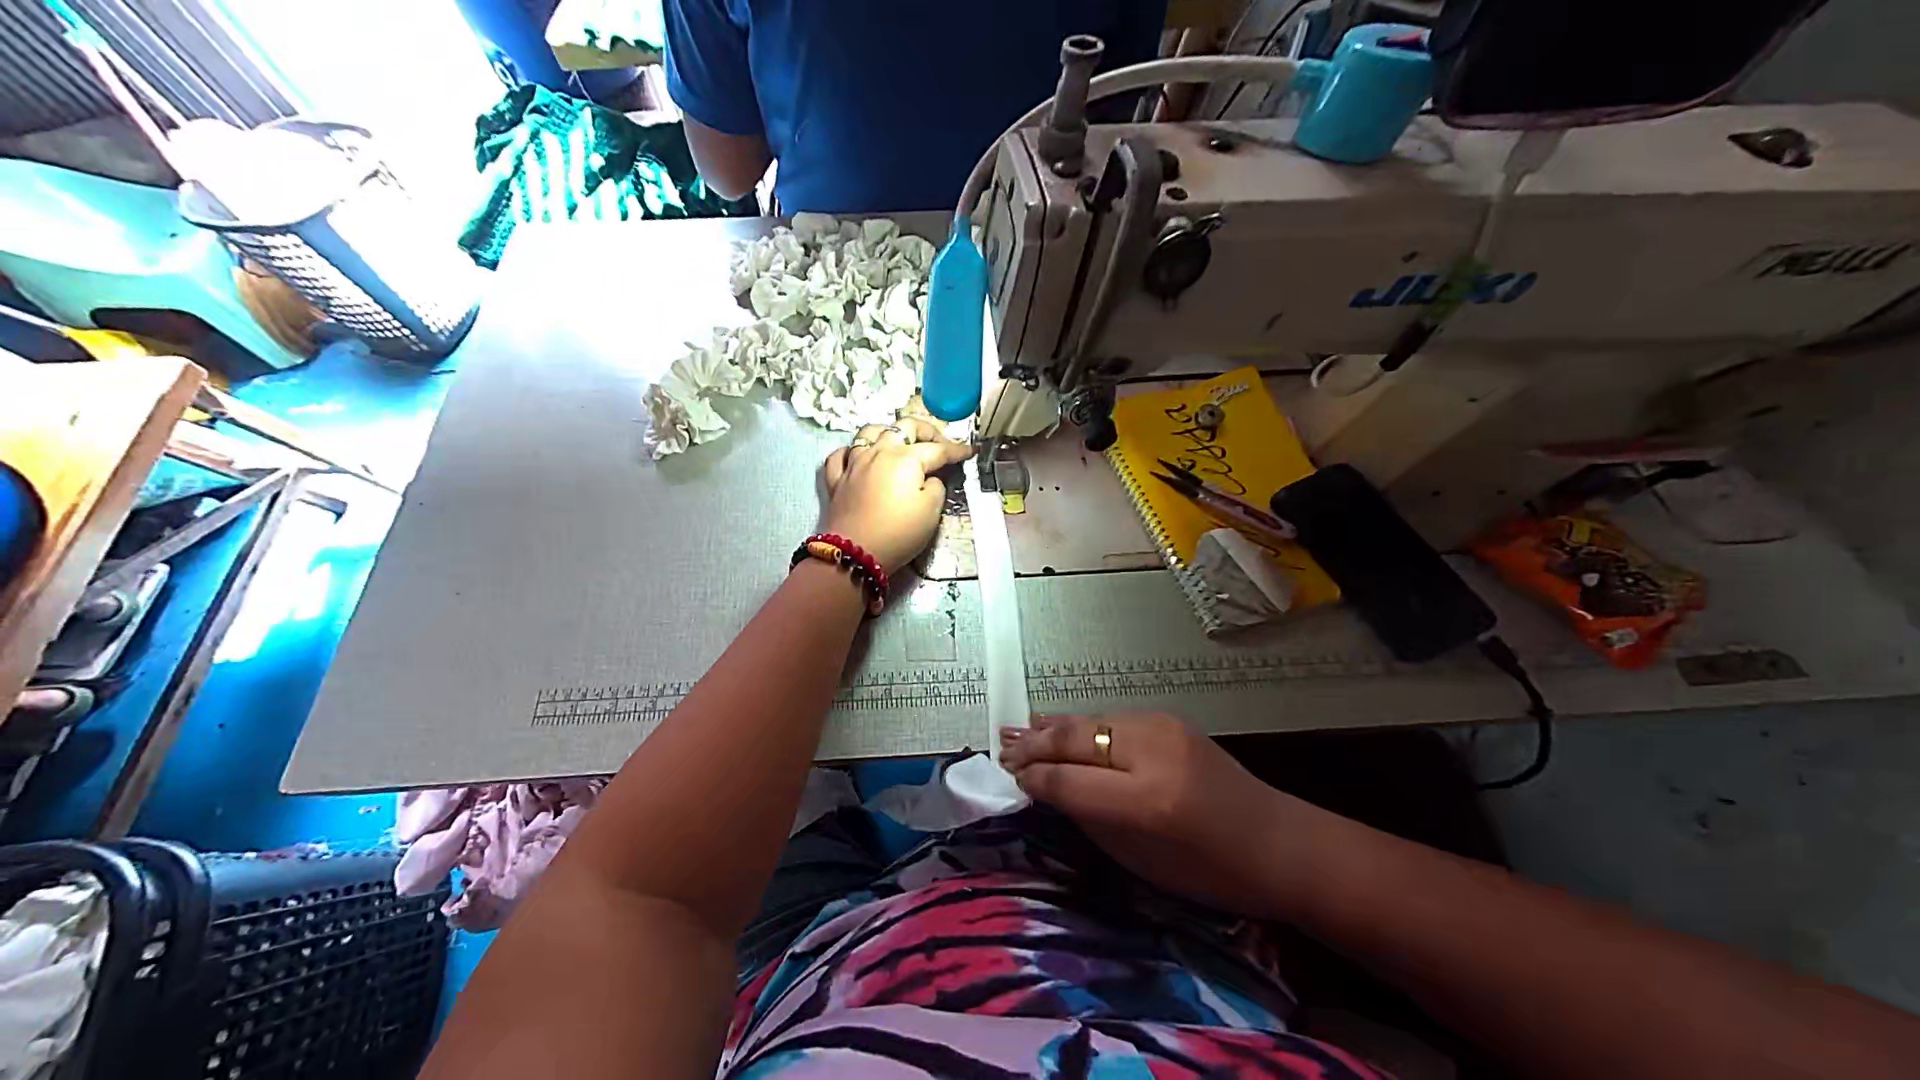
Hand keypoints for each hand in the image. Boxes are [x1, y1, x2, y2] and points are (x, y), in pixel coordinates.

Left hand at [822, 417, 971, 572]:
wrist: (855, 553)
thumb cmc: (898, 532)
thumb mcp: (931, 511)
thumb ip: (936, 487)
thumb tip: (929, 480)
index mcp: (905, 458)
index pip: (937, 449)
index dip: (956, 450)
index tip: (969, 451)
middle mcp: (879, 452)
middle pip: (903, 427)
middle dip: (926, 430)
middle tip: (938, 443)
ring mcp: (854, 463)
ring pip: (869, 432)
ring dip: (887, 432)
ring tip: (898, 441)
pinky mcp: (837, 479)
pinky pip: (840, 455)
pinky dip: (851, 451)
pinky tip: (858, 456)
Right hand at [1001, 713, 1332, 918]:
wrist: (1277, 842)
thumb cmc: (1209, 870)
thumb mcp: (1140, 858)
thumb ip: (1088, 817)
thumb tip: (1044, 787)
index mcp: (1148, 800)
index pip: (1070, 780)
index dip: (1034, 778)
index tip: (1009, 776)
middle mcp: (1152, 751)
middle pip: (1075, 739)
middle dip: (1035, 745)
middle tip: (1003, 750)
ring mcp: (1162, 727)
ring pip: (1090, 721)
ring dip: (1052, 727)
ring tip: (1017, 730)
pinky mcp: (1168, 719)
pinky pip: (1110, 720)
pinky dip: (1080, 725)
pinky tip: (1058, 725)